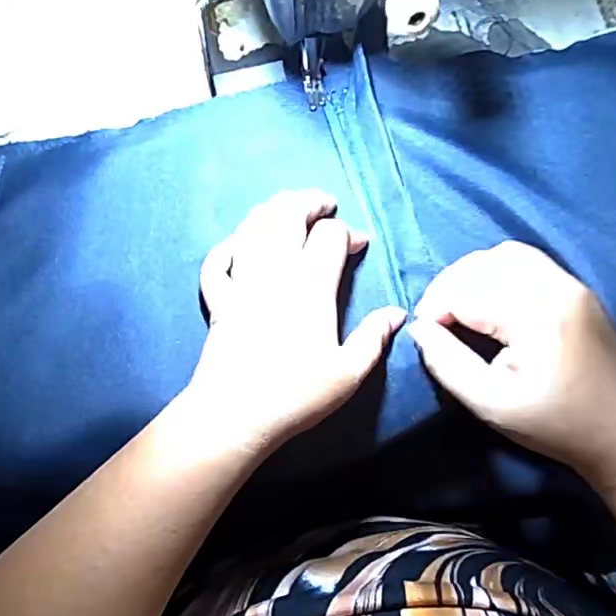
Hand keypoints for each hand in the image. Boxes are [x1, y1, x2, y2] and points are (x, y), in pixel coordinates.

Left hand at [179, 190, 405, 452]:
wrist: (235, 414)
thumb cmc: (296, 395)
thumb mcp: (348, 373)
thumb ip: (374, 338)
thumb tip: (398, 313)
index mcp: (312, 287)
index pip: (330, 235)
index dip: (348, 232)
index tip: (359, 244)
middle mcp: (275, 273)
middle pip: (287, 214)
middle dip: (308, 201)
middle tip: (324, 205)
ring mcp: (241, 282)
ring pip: (253, 227)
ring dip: (272, 210)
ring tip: (288, 210)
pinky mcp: (218, 300)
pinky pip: (217, 260)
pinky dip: (228, 245)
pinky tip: (239, 244)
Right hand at [407, 241, 615, 490]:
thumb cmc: (555, 424)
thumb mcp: (491, 404)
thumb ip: (448, 364)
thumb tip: (419, 329)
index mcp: (534, 317)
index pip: (466, 290)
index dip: (434, 308)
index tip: (425, 335)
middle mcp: (555, 288)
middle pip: (483, 263)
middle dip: (448, 286)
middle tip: (435, 320)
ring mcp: (571, 284)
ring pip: (506, 254)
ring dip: (472, 274)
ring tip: (458, 307)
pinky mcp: (577, 289)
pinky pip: (528, 261)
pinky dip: (498, 271)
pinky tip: (489, 301)